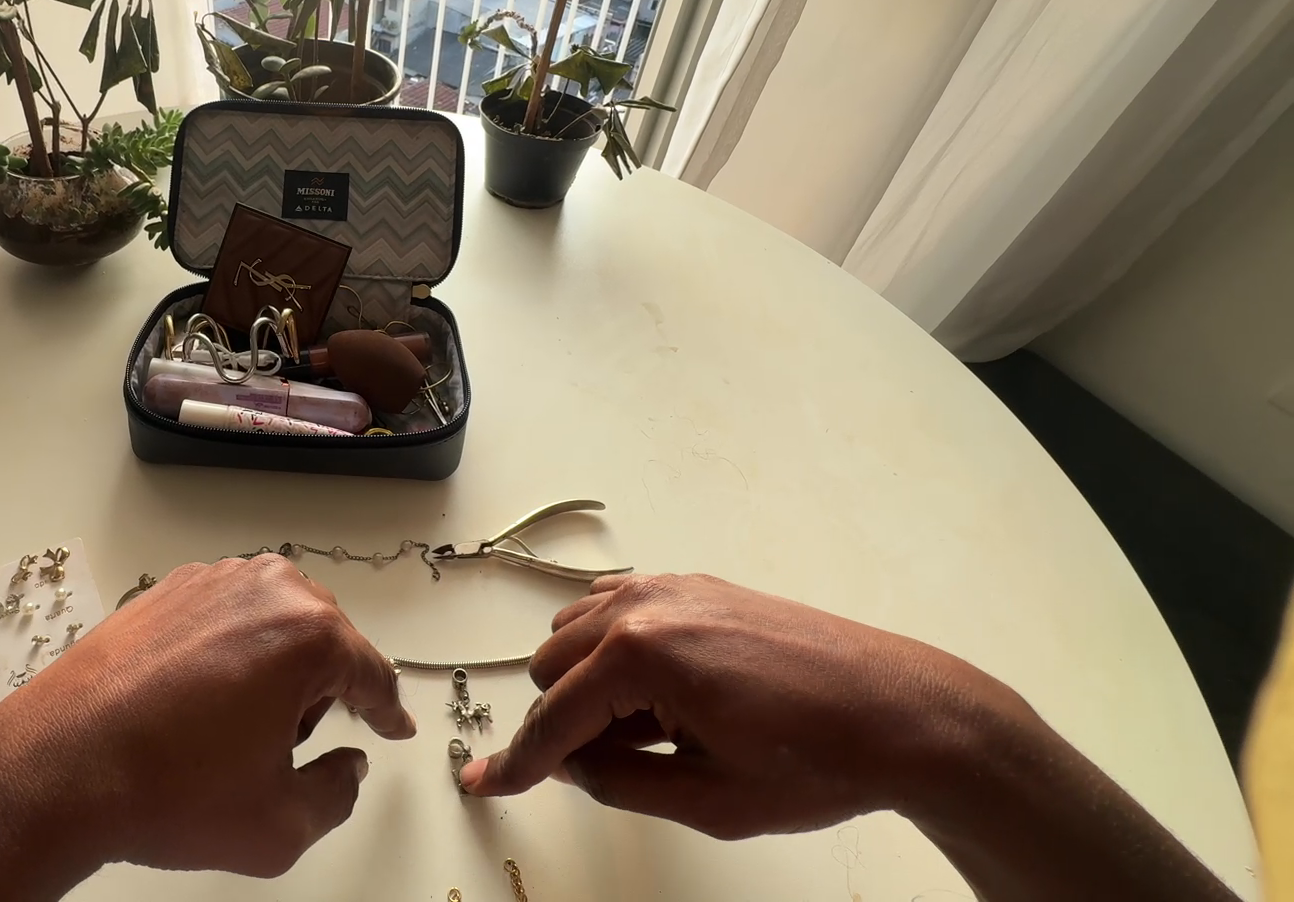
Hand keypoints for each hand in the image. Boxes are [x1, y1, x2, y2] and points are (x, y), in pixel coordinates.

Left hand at [26, 554, 416, 873]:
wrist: (60, 762)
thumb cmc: (166, 789)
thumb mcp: (278, 823)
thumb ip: (338, 792)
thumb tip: (346, 767)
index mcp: (307, 634)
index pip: (371, 673)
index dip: (387, 709)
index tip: (392, 725)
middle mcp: (268, 588)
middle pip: (326, 639)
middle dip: (320, 689)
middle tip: (287, 743)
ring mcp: (217, 579)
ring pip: (278, 620)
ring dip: (276, 665)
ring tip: (233, 723)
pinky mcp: (175, 584)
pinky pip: (230, 612)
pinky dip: (233, 648)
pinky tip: (201, 696)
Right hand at [460, 573, 1032, 837]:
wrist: (903, 709)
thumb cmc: (812, 765)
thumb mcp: (709, 801)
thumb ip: (617, 781)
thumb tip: (565, 762)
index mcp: (637, 657)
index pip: (553, 719)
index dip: (518, 761)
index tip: (481, 782)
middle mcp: (635, 607)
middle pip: (547, 665)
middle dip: (565, 719)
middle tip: (622, 760)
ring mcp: (660, 586)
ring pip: (572, 630)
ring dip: (585, 679)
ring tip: (651, 722)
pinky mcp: (685, 582)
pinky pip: (608, 604)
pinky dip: (608, 643)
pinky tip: (659, 679)